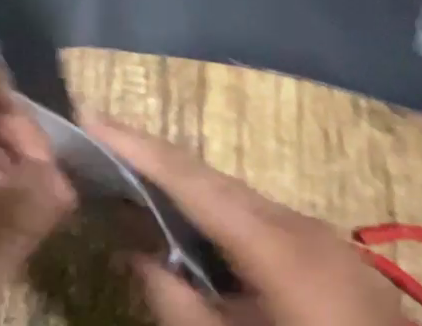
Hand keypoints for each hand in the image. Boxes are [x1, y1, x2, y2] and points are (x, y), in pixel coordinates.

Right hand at [87, 119, 400, 325]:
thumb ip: (177, 304)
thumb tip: (139, 256)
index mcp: (278, 249)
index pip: (192, 180)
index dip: (137, 146)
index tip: (88, 117)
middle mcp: (300, 227)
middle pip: (212, 179)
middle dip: (152, 155)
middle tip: (96, 136)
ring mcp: (324, 241)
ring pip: (235, 195)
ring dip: (182, 180)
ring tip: (129, 167)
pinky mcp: (334, 259)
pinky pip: (258, 217)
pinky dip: (214, 207)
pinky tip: (187, 212)